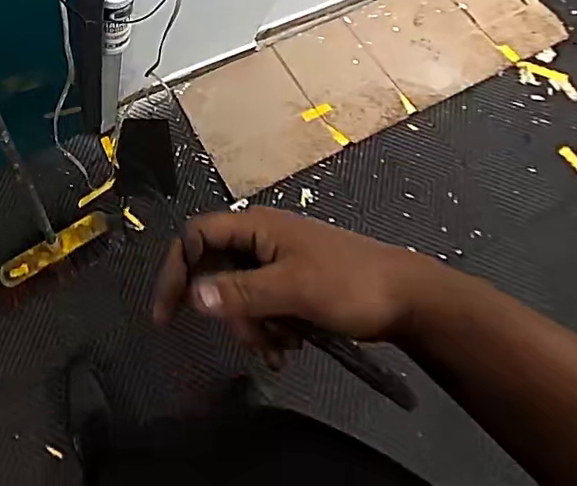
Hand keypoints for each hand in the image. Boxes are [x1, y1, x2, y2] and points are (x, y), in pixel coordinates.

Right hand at [151, 208, 464, 352]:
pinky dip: (266, 327)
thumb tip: (192, 296)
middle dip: (225, 309)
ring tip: (279, 350)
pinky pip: (261, 303)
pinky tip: (287, 348)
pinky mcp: (292, 280)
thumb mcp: (293, 290)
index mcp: (255, 226)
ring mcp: (276, 258)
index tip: (167, 313)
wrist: (409, 297)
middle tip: (249, 342)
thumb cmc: (348, 283)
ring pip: (239, 291)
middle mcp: (259, 238)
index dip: (177, 270)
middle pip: (216, 269)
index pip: (196, 237)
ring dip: (250, 324)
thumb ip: (241, 293)